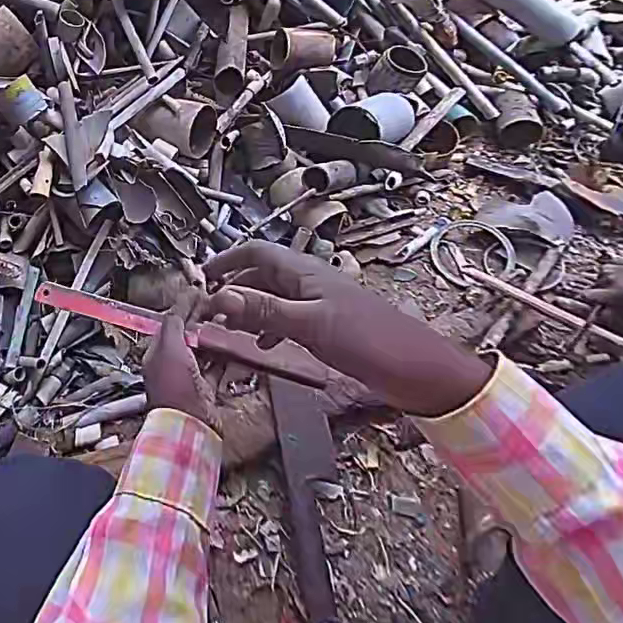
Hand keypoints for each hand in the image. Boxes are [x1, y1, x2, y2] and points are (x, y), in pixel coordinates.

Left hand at [143, 289, 216, 427]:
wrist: (190, 426)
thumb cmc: (174, 391)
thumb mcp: (170, 348)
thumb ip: (173, 325)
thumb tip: (178, 305)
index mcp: (157, 352)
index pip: (171, 322)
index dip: (185, 307)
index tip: (200, 294)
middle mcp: (171, 364)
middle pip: (188, 335)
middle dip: (202, 320)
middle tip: (218, 305)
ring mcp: (189, 378)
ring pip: (203, 350)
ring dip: (214, 336)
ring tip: (227, 321)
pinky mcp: (206, 391)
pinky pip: (216, 369)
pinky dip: (224, 358)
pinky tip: (233, 349)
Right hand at [201, 242, 490, 416]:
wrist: (420, 371)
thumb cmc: (370, 340)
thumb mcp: (311, 324)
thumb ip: (265, 311)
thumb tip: (222, 297)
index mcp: (304, 271)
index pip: (256, 251)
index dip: (226, 259)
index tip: (202, 275)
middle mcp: (308, 281)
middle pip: (260, 272)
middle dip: (233, 285)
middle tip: (210, 305)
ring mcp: (317, 302)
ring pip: (271, 295)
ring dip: (248, 307)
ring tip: (228, 325)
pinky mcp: (325, 324)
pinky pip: (285, 316)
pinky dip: (267, 326)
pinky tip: (262, 342)